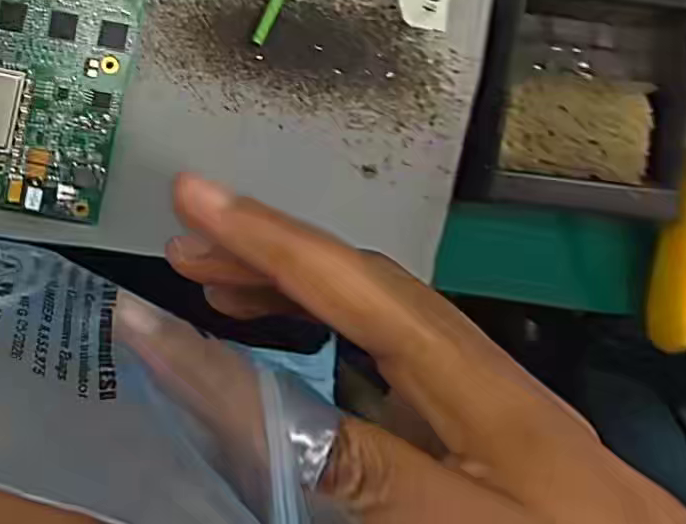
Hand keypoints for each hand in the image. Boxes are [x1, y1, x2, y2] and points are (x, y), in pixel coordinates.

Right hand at [138, 172, 685, 523]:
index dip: (266, 246)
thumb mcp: (405, 516)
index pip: (365, 311)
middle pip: (378, 293)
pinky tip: (294, 342)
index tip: (187, 194)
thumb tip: (167, 345)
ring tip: (215, 286)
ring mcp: (517, 432)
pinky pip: (404, 358)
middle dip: (271, 252)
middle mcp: (518, 412)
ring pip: (390, 315)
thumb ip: (286, 445)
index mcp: (511, 431)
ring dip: (295, 286)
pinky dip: (332, 330)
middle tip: (181, 248)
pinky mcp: (506, 452)